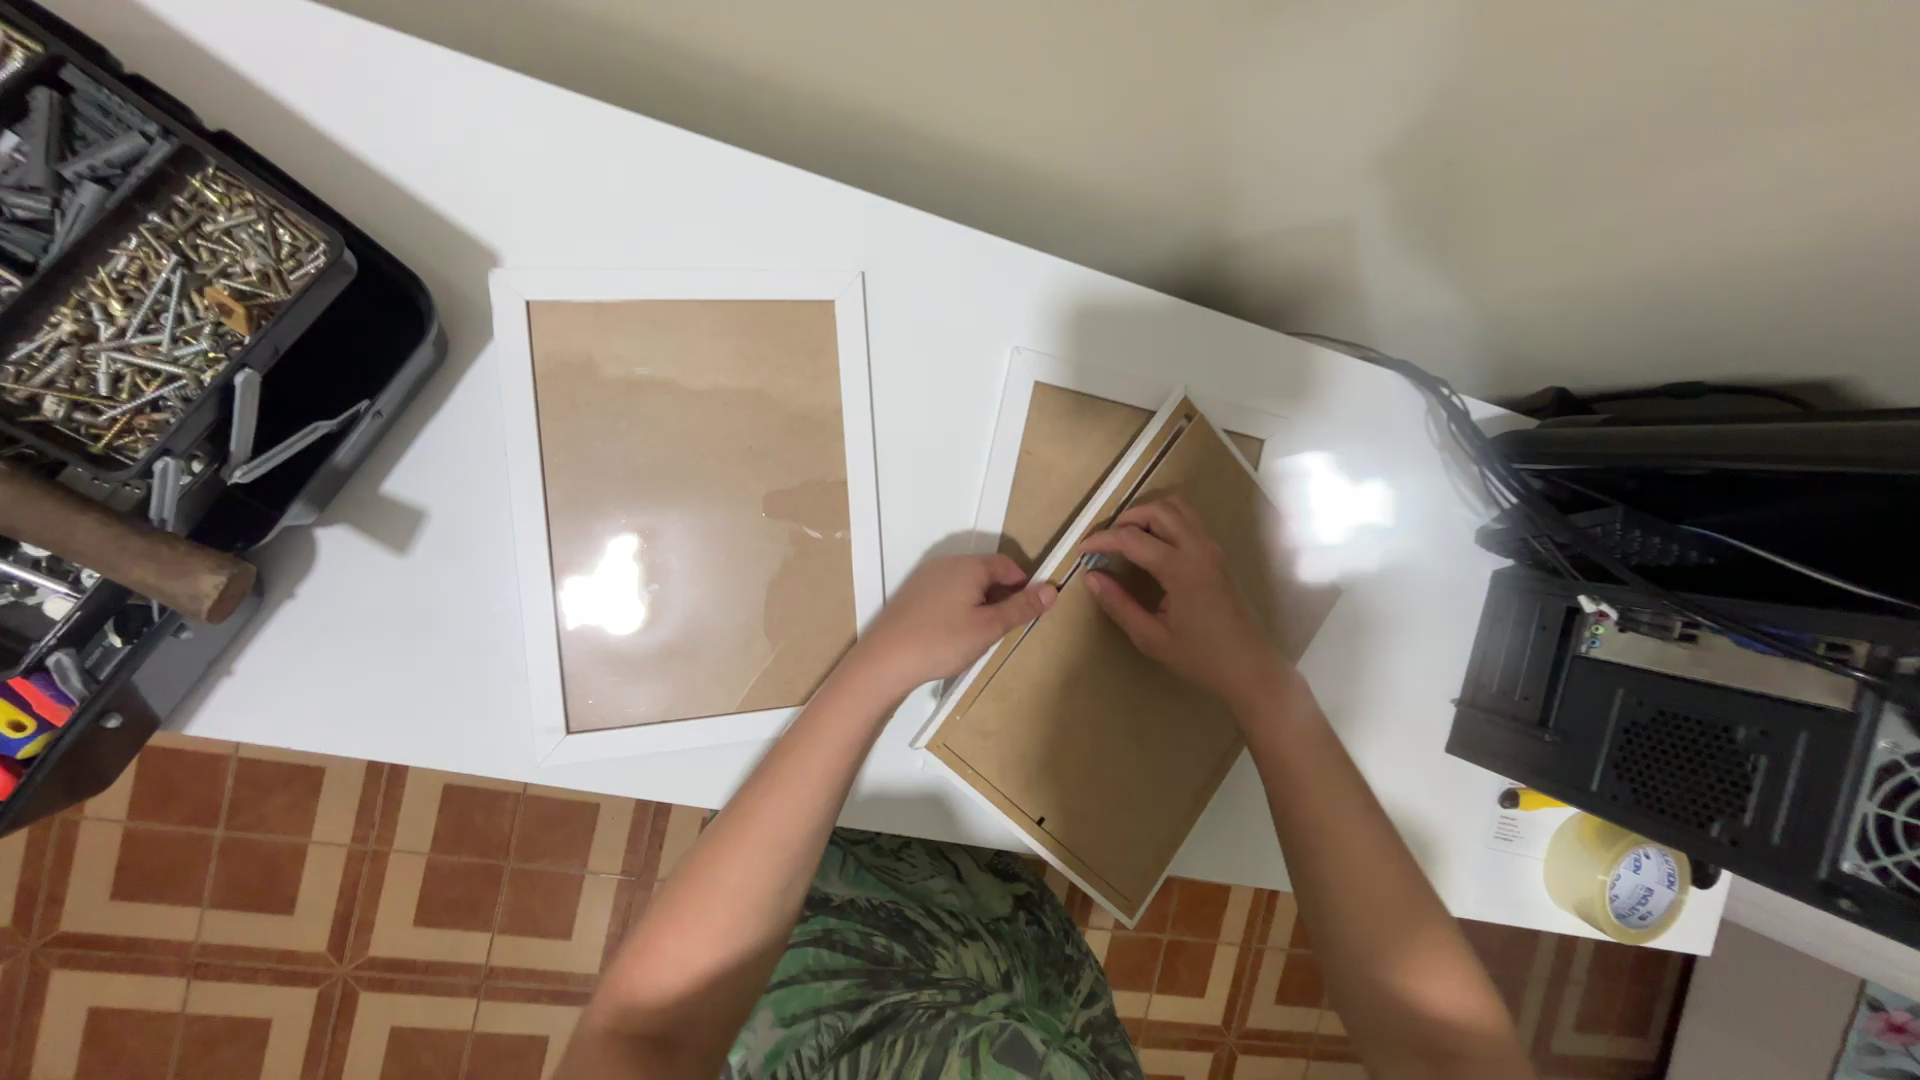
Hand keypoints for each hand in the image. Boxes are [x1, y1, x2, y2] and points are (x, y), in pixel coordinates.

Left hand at [847, 554, 1056, 697]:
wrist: (885, 660)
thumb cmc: (942, 641)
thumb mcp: (989, 627)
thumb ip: (1021, 607)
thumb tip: (1053, 589)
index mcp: (968, 566)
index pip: (1006, 564)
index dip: (1023, 583)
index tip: (1029, 608)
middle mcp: (946, 564)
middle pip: (985, 571)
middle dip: (1001, 594)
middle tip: (1006, 625)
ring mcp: (925, 578)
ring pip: (964, 583)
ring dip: (979, 602)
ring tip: (981, 633)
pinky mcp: (911, 595)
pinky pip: (945, 593)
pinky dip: (958, 607)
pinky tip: (954, 634)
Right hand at [1081, 495, 1291, 711]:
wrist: (1250, 668)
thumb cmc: (1200, 658)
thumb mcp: (1151, 638)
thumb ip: (1119, 604)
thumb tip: (1091, 577)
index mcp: (1181, 570)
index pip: (1133, 538)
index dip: (1102, 540)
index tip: (1082, 551)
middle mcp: (1199, 549)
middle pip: (1157, 509)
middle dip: (1125, 519)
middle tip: (1105, 543)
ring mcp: (1212, 549)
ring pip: (1177, 507)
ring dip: (1147, 514)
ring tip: (1127, 540)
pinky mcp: (1218, 554)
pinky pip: (1189, 521)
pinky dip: (1165, 521)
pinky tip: (1152, 547)